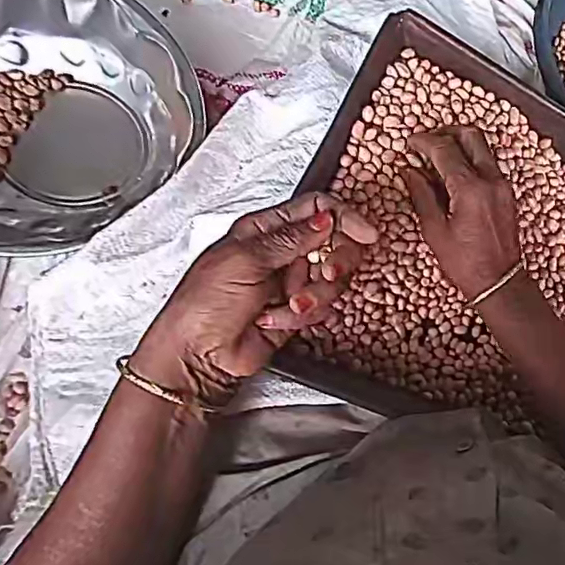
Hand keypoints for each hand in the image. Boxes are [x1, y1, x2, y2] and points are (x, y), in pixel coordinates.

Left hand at [131, 193, 377, 406]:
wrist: (198, 355)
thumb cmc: (204, 305)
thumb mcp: (245, 260)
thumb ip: (291, 238)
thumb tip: (326, 218)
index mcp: (265, 229)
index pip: (316, 209)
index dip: (345, 218)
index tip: (366, 234)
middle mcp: (283, 252)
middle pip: (334, 244)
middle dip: (336, 262)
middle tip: (328, 275)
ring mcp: (293, 281)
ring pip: (332, 279)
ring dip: (314, 296)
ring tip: (289, 306)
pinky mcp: (300, 309)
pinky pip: (324, 306)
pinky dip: (305, 315)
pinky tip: (276, 319)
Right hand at [400, 126, 522, 299]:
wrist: (499, 282)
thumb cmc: (466, 264)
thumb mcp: (435, 230)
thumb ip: (421, 195)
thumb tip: (410, 170)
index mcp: (471, 189)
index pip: (444, 148)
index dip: (423, 141)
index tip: (410, 143)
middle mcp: (492, 181)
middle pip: (470, 135)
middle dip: (445, 132)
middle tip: (426, 142)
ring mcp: (503, 185)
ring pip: (482, 147)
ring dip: (459, 144)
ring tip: (437, 158)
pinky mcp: (508, 193)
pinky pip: (489, 164)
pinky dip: (471, 159)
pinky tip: (453, 174)